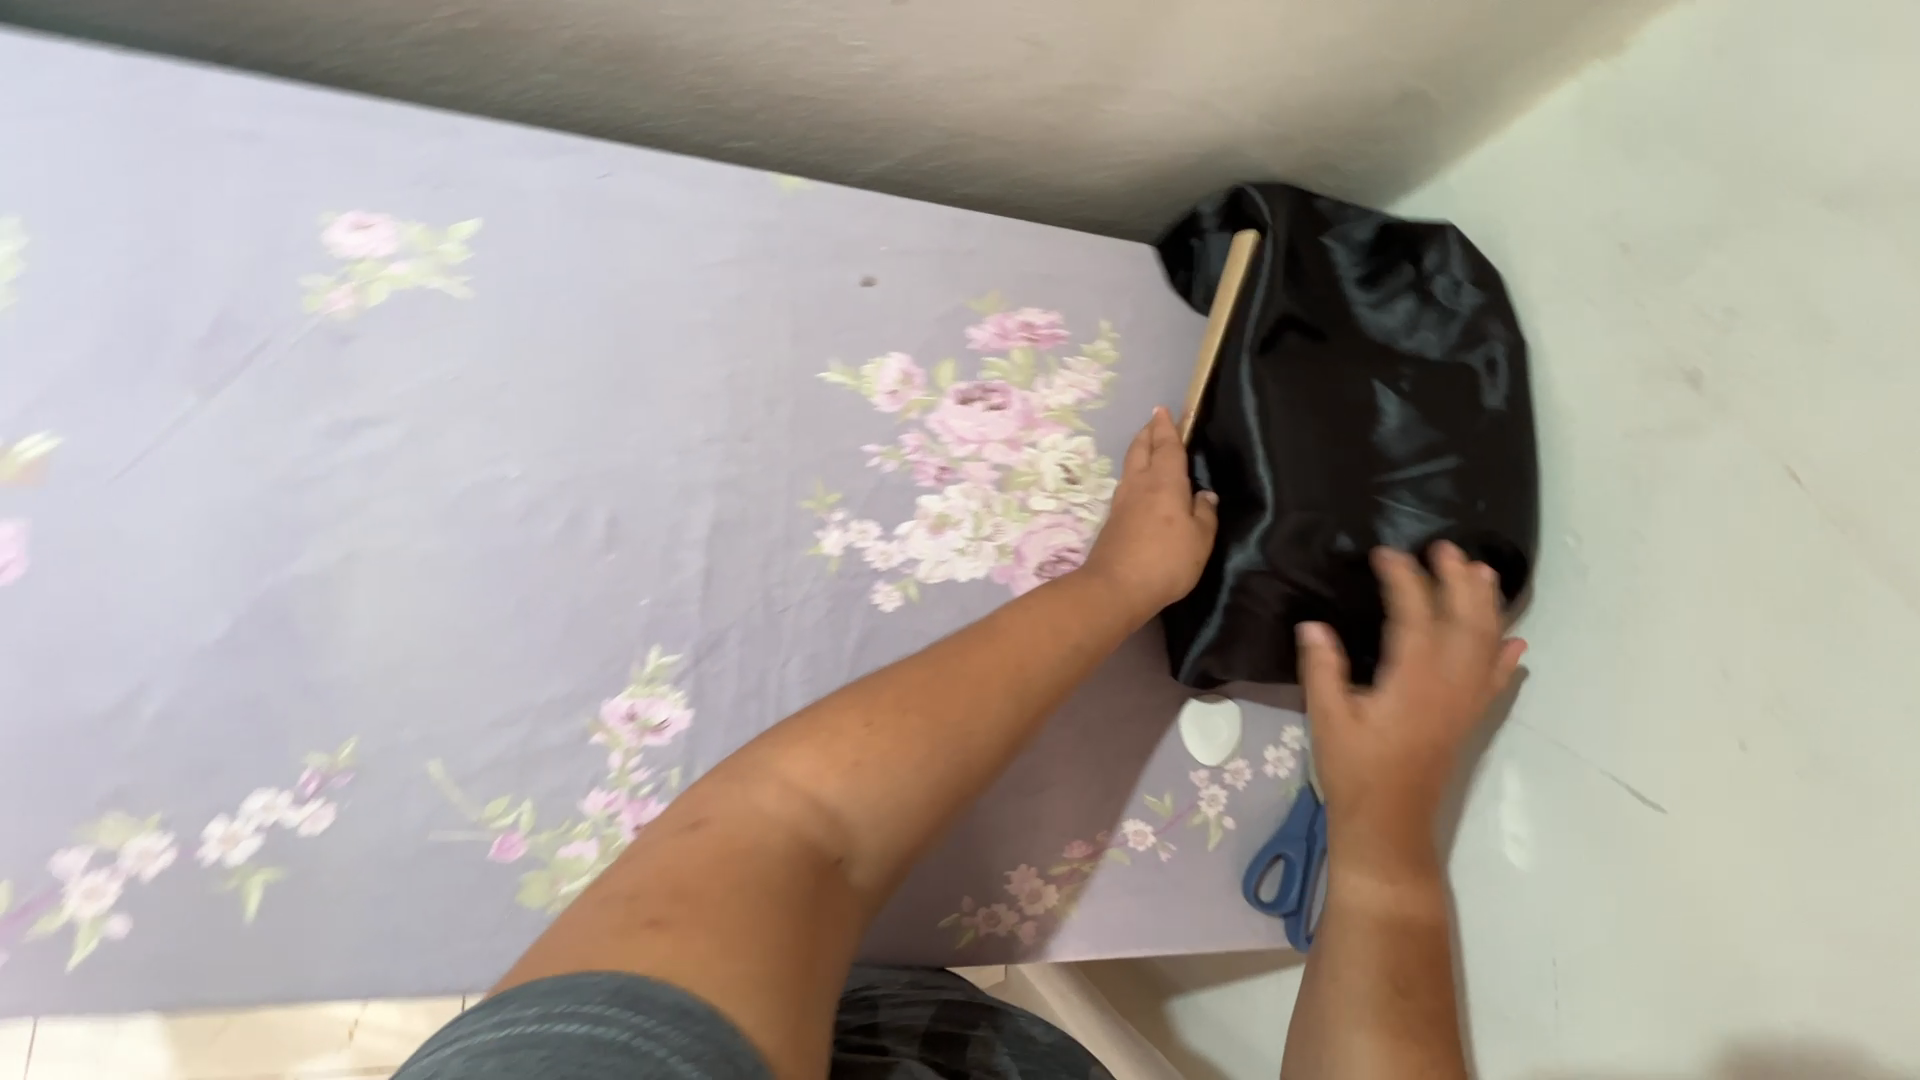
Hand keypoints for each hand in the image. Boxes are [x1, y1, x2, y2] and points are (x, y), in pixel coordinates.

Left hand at [1080, 407, 1218, 619]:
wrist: (1116, 588)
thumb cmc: (1166, 561)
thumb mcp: (1201, 539)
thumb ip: (1205, 513)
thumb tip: (1205, 495)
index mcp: (1165, 482)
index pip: (1167, 446)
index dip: (1167, 427)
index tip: (1163, 410)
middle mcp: (1139, 485)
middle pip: (1140, 449)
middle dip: (1148, 433)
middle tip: (1154, 422)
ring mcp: (1121, 503)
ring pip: (1130, 467)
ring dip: (1139, 452)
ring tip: (1148, 448)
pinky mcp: (1112, 521)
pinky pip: (1126, 487)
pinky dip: (1135, 475)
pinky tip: (1140, 485)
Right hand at [1296, 543, 1525, 879]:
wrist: (1389, 823)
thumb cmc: (1353, 769)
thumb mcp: (1327, 717)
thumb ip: (1321, 669)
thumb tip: (1313, 626)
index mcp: (1412, 680)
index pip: (1415, 616)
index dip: (1405, 580)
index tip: (1387, 553)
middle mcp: (1448, 685)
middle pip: (1464, 622)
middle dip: (1457, 582)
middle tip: (1446, 549)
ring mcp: (1464, 703)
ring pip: (1486, 645)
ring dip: (1486, 606)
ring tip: (1483, 573)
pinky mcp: (1468, 719)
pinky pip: (1495, 681)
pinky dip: (1505, 657)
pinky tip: (1515, 644)